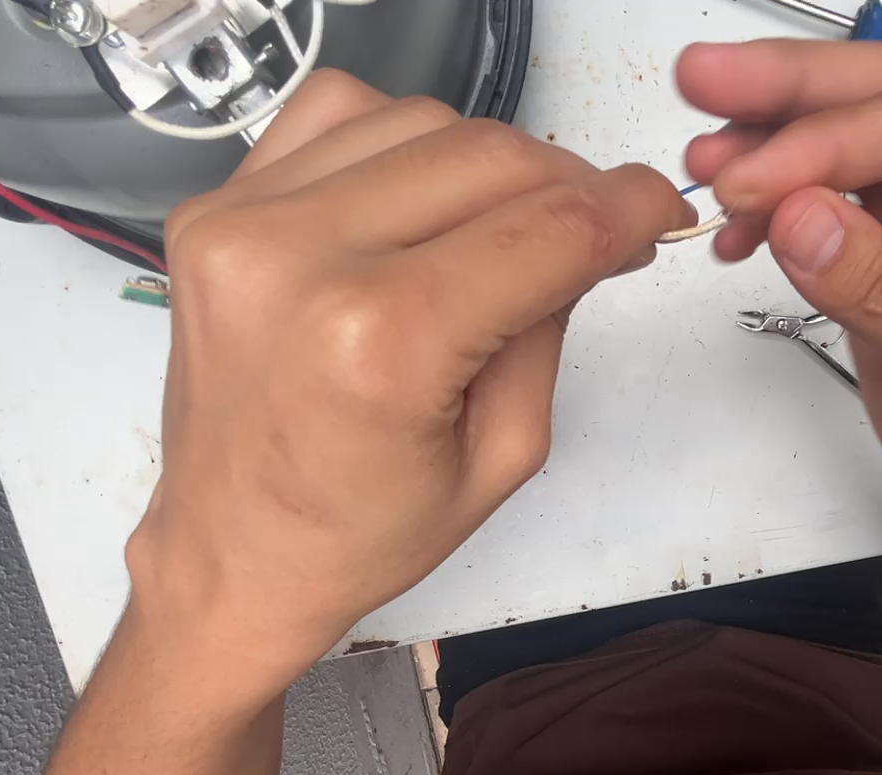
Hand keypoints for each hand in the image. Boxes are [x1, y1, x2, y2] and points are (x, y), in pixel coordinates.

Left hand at [127, 72, 688, 703]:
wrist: (238, 551)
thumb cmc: (369, 532)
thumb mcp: (505, 454)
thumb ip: (550, 332)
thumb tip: (587, 241)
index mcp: (386, 346)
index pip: (547, 233)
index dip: (629, 209)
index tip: (663, 209)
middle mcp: (303, 259)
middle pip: (492, 159)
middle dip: (574, 186)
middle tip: (603, 230)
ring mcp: (244, 220)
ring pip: (424, 124)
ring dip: (497, 167)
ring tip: (514, 230)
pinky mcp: (218, 207)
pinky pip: (341, 117)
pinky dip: (411, 145)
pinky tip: (432, 201)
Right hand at [679, 41, 881, 539]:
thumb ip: (880, 291)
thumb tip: (798, 216)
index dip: (819, 145)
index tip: (744, 184)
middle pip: (878, 98)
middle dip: (786, 91)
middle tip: (702, 79)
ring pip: (843, 137)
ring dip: (768, 141)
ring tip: (703, 162)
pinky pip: (823, 194)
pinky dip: (772, 204)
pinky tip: (735, 230)